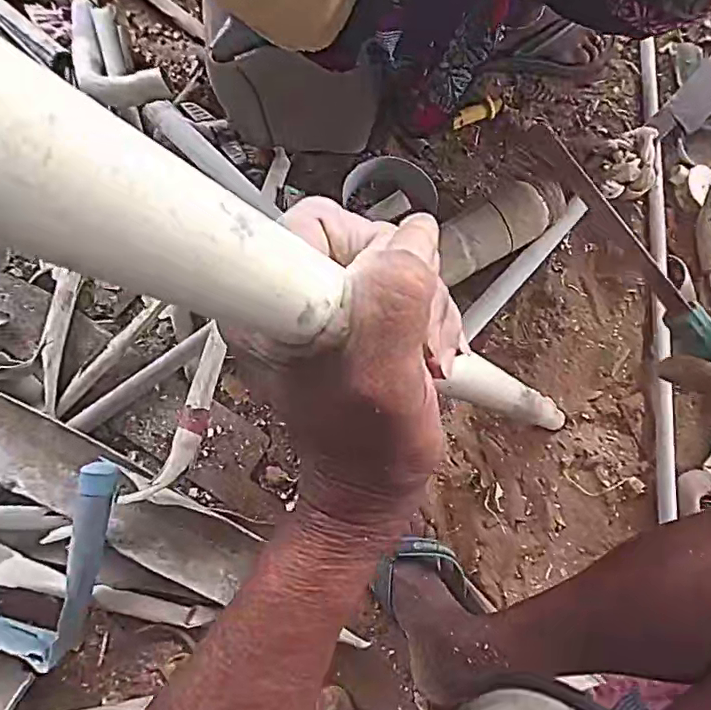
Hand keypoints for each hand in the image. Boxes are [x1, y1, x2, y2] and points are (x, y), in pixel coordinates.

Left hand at [258, 198, 461, 529]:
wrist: (375, 484)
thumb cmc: (369, 452)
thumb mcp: (385, 381)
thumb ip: (396, 302)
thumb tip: (415, 236)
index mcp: (278, 311)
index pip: (319, 225)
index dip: (370, 251)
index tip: (382, 296)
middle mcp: (298, 300)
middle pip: (374, 242)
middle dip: (417, 292)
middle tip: (418, 345)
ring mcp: (332, 307)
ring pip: (400, 265)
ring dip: (431, 312)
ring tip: (423, 359)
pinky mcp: (359, 317)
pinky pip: (410, 287)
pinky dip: (432, 319)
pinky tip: (425, 354)